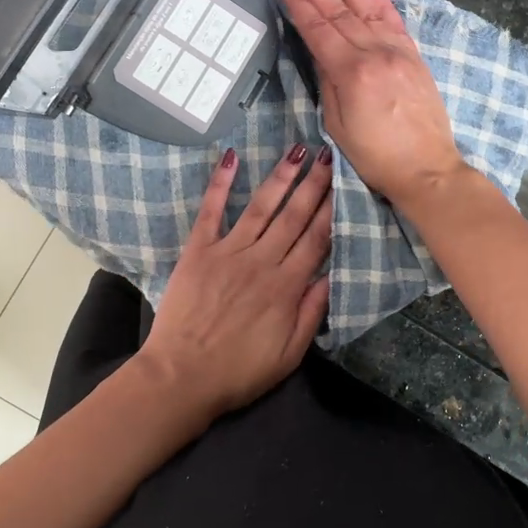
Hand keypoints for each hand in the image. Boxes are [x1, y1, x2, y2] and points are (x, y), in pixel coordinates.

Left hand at [137, 143, 333, 419]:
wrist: (181, 377)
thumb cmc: (238, 372)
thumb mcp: (289, 355)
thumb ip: (312, 313)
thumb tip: (332, 275)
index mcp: (286, 287)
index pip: (317, 239)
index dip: (333, 209)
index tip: (345, 183)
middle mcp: (261, 261)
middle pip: (294, 216)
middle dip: (314, 183)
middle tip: (329, 154)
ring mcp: (228, 252)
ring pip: (261, 207)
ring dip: (281, 176)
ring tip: (297, 150)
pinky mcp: (198, 250)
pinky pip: (211, 210)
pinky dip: (220, 183)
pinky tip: (231, 158)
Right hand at [279, 0, 469, 207]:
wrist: (427, 168)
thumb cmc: (375, 155)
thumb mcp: (337, 123)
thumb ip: (327, 81)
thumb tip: (317, 48)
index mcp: (352, 72)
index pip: (319, 30)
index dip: (300, 5)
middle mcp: (376, 54)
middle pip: (340, 13)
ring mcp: (398, 52)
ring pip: (368, 9)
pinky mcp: (413, 56)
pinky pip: (394, 20)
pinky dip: (380, 0)